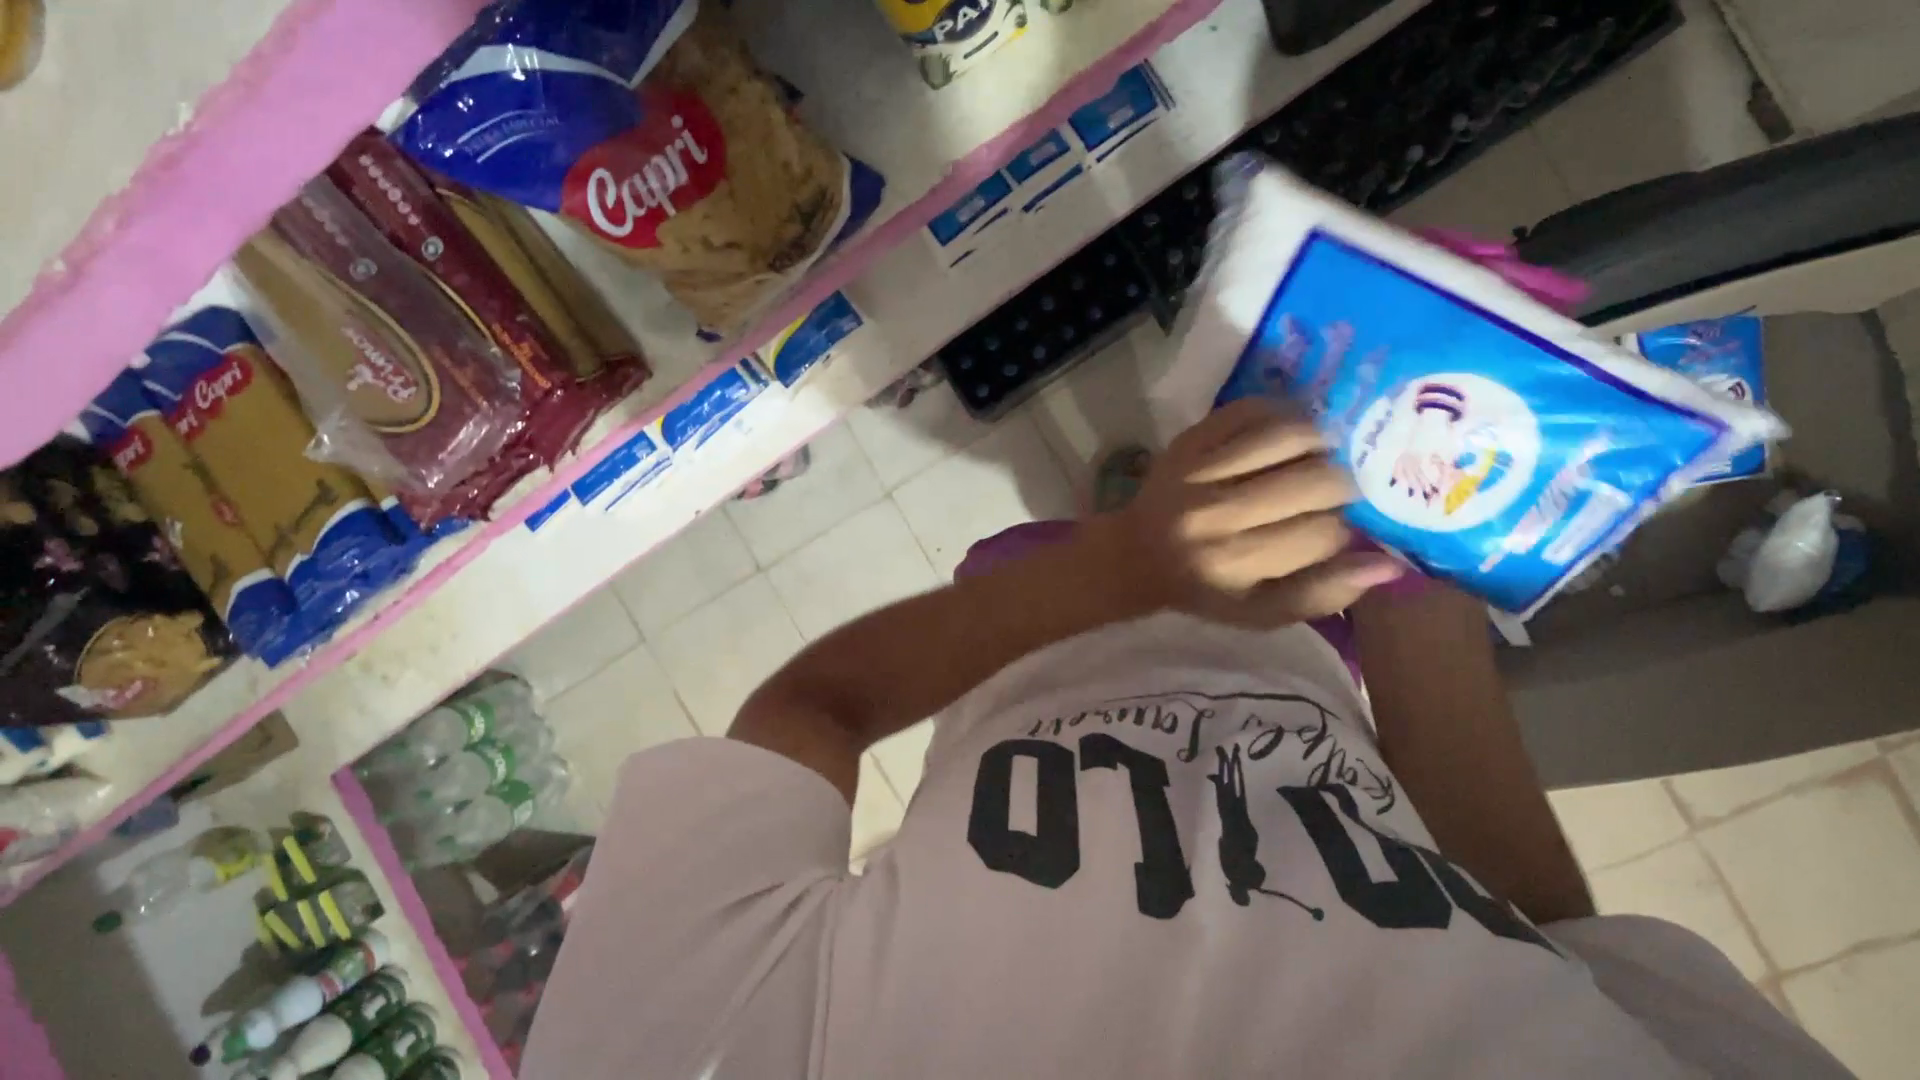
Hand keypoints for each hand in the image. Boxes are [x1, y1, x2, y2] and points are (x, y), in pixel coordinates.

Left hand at [1090, 400, 1403, 626]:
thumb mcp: (1261, 612)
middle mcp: (1215, 514)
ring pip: (1289, 435)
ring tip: (1320, 457)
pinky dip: (1284, 413)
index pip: (1323, 534)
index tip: (1336, 530)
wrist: (1136, 553)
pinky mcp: (1188, 440)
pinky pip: (1251, 409)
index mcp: (1235, 563)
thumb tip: (1389, 564)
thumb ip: (1323, 594)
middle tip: (1336, 491)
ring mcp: (1198, 471)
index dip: (1343, 530)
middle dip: (1340, 485)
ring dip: (1320, 443)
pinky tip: (1292, 433)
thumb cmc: (1207, 590)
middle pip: (1315, 480)